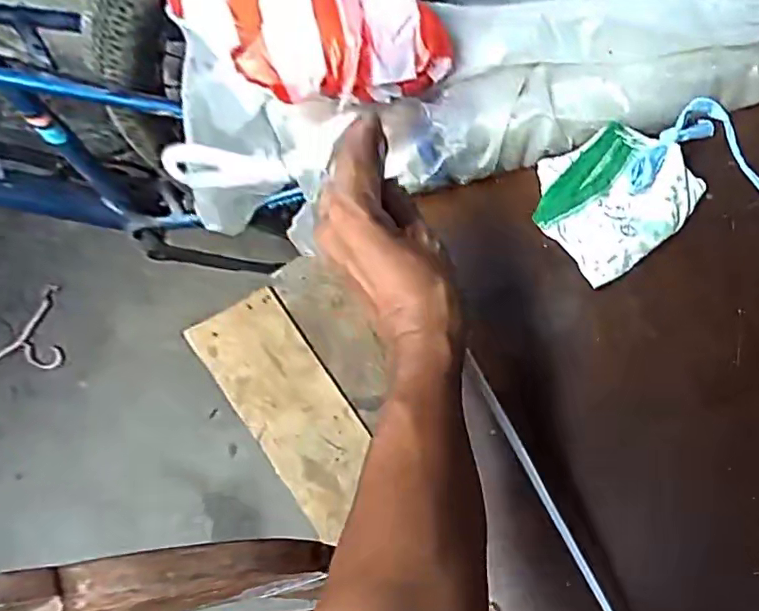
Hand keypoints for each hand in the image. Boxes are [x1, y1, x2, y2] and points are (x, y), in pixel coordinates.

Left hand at [315, 113, 461, 369]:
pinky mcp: (338, 264)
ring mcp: (328, 246)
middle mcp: (327, 223)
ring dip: (357, 186)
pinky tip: (374, 206)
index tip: (374, 119)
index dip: (366, 137)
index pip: (353, 160)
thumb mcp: (426, 239)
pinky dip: (357, 209)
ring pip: (340, 201)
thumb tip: (389, 191)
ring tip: (378, 172)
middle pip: (340, 179)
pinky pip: (344, 222)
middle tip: (377, 142)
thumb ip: (402, 205)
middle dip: (358, 160)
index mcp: (349, 211)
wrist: (420, 343)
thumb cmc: (430, 293)